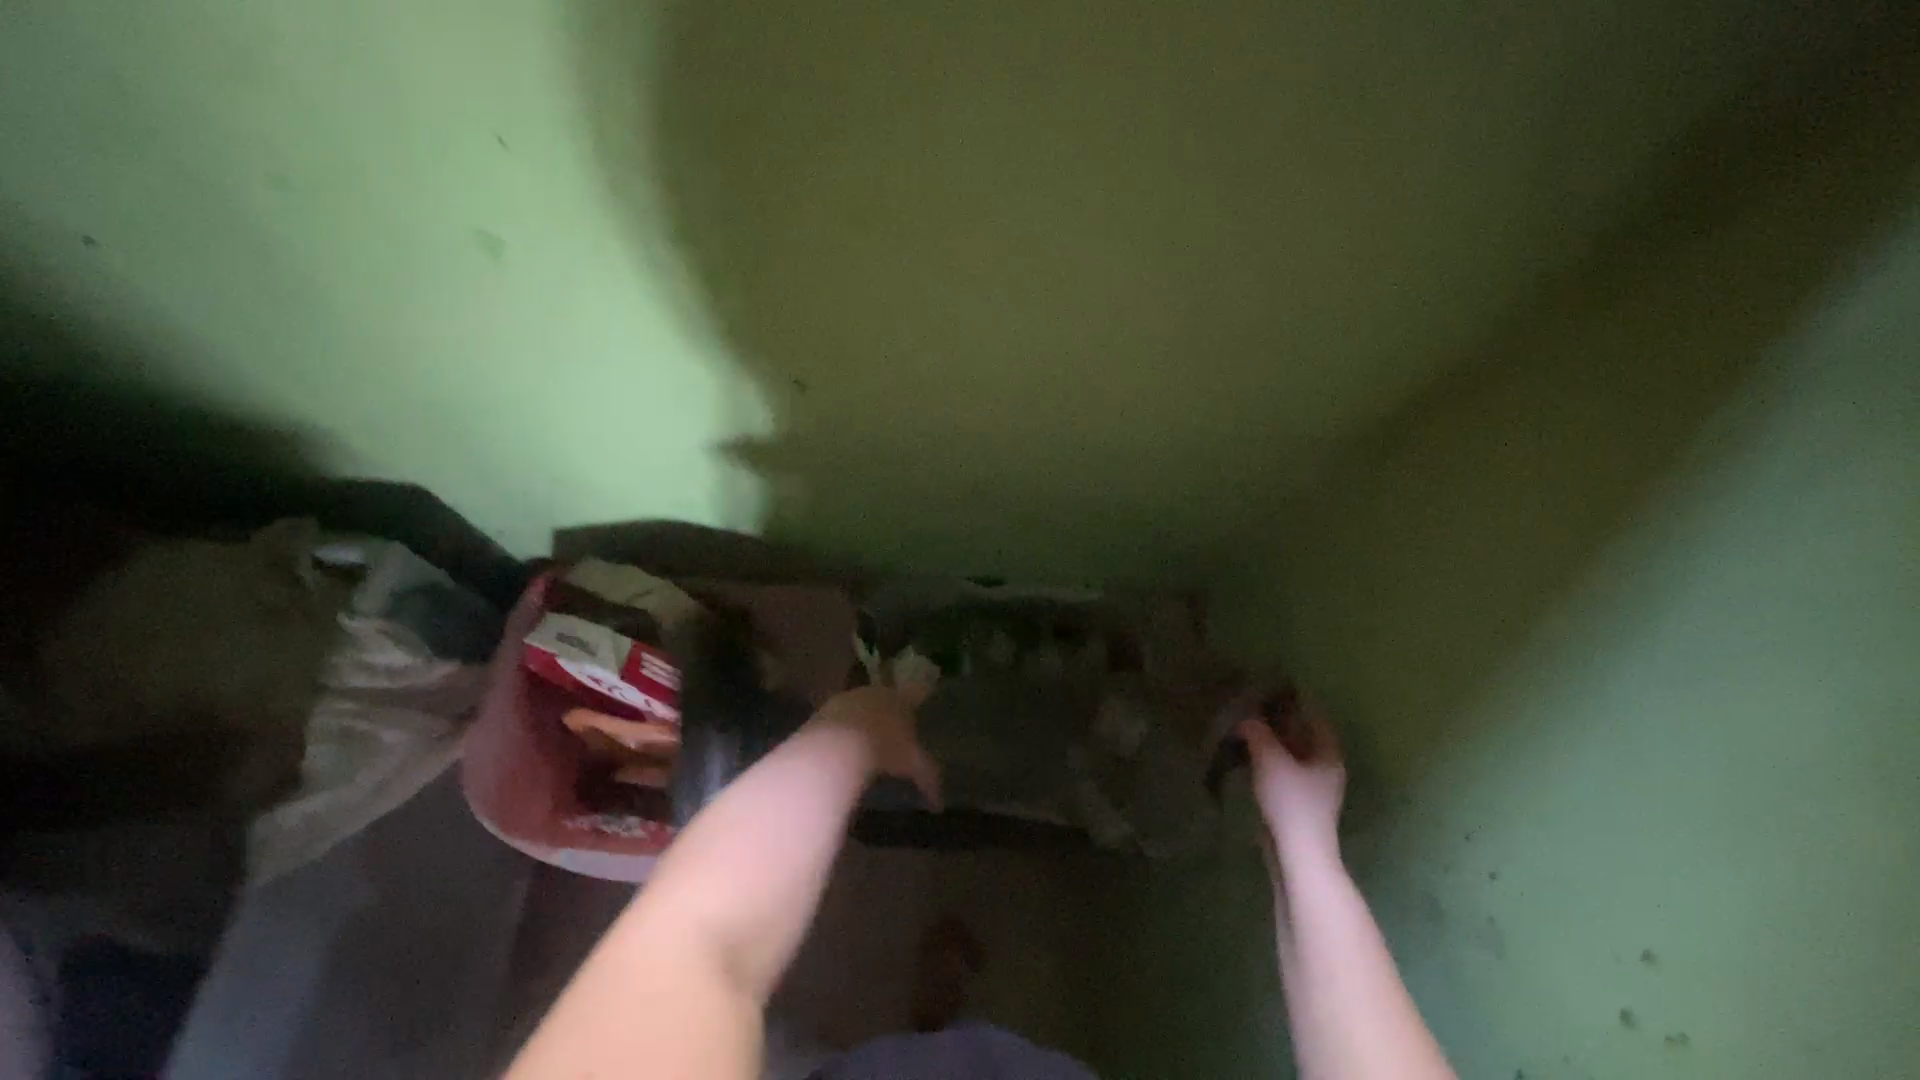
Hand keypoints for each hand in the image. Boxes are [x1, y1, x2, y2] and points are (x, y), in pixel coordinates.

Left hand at [808, 684, 942, 809]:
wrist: (836, 747)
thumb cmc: (885, 750)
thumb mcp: (913, 767)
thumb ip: (928, 779)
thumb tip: (939, 805)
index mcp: (901, 698)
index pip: (917, 693)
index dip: (921, 697)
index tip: (923, 700)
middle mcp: (874, 692)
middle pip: (886, 698)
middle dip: (889, 712)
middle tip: (893, 730)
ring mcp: (846, 699)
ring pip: (859, 707)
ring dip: (862, 720)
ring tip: (865, 741)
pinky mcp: (822, 712)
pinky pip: (837, 719)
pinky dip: (841, 730)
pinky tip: (841, 747)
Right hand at [1240, 698, 1345, 865]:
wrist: (1298, 853)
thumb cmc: (1291, 801)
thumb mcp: (1270, 759)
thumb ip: (1257, 733)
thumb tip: (1245, 717)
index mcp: (1328, 755)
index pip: (1315, 718)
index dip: (1296, 702)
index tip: (1274, 690)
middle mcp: (1327, 770)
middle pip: (1304, 738)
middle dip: (1281, 724)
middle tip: (1255, 708)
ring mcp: (1315, 791)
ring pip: (1293, 758)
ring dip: (1273, 745)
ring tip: (1248, 732)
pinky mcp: (1300, 807)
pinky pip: (1284, 775)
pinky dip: (1269, 764)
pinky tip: (1250, 761)